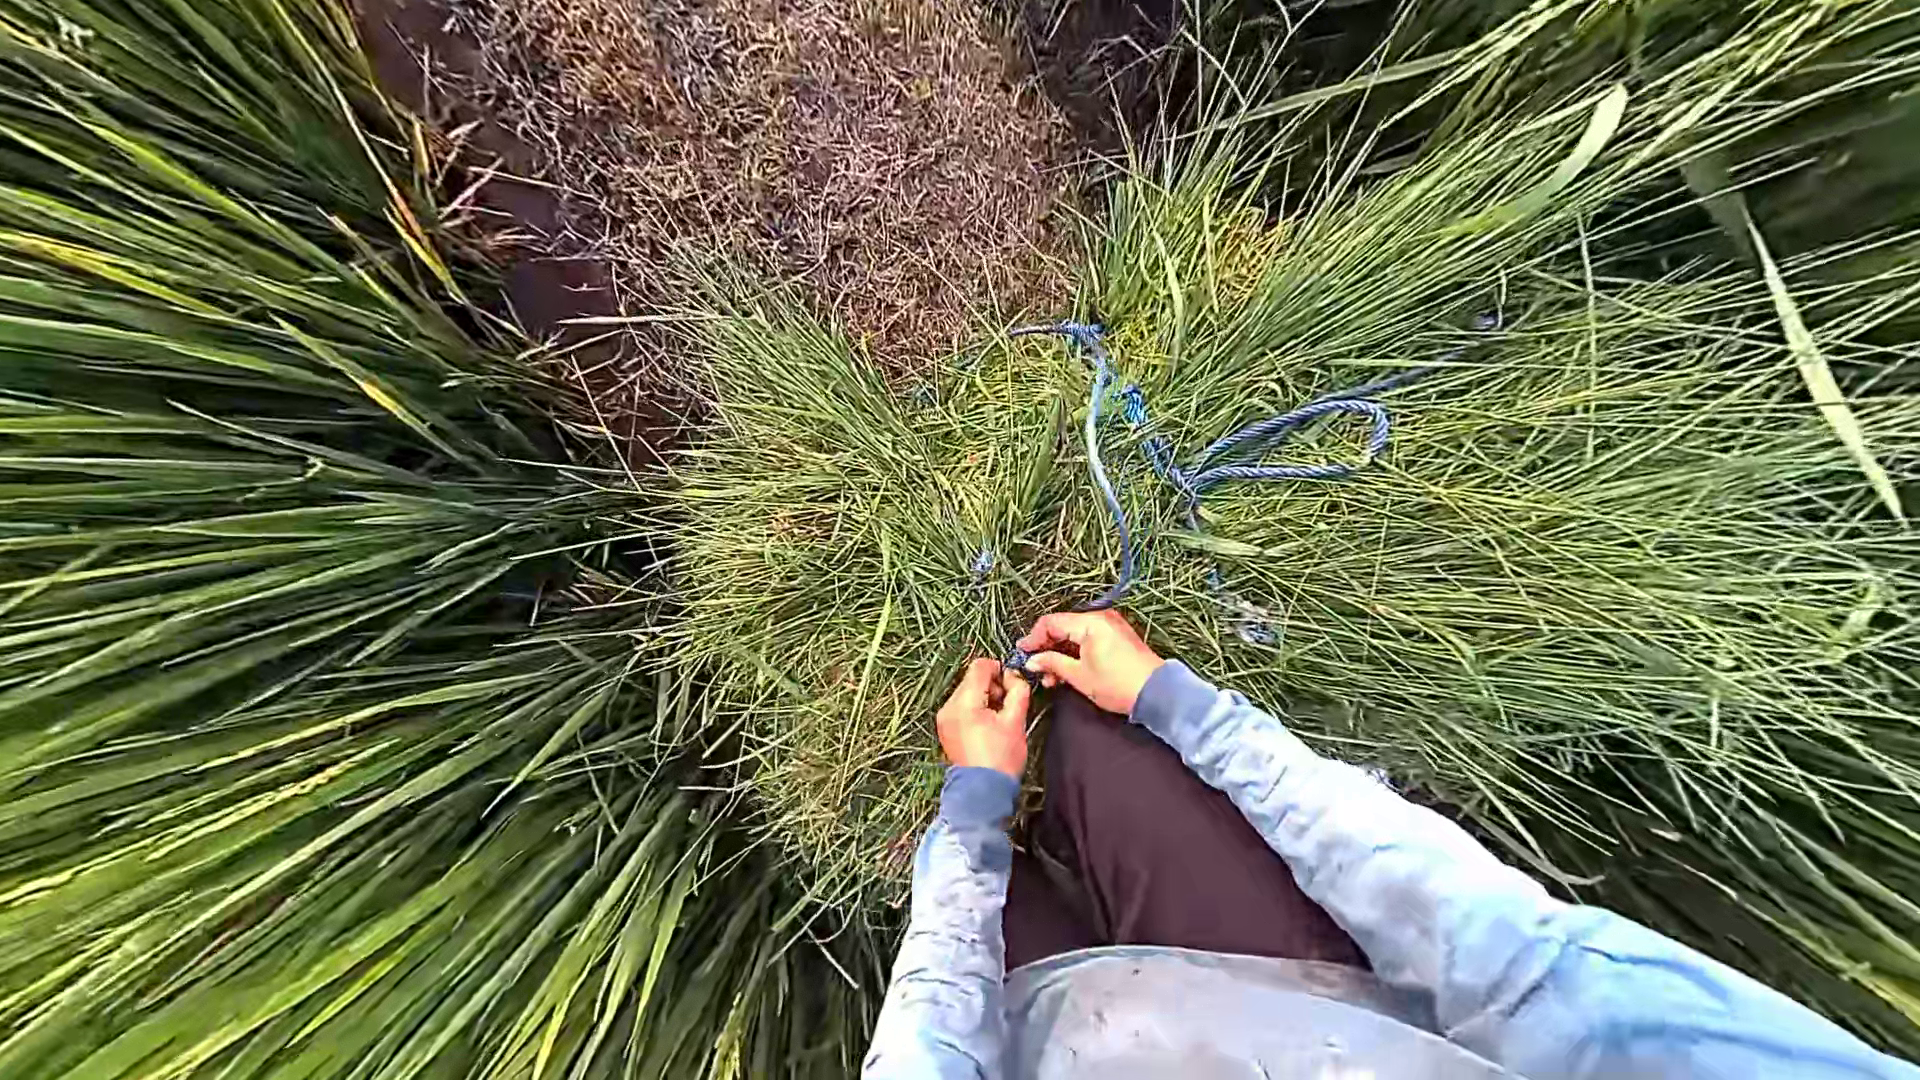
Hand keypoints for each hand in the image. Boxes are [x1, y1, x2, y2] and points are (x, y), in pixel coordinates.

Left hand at [936, 658, 1031, 778]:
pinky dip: (975, 709)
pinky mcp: (946, 728)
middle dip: (992, 687)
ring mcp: (945, 718)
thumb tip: (1014, 676)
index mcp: (964, 703)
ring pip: (967, 692)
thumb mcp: (1016, 721)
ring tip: (997, 720)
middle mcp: (949, 707)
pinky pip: (961, 707)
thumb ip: (1017, 690)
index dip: (999, 670)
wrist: (983, 793)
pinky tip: (987, 727)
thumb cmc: (1000, 761)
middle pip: (972, 678)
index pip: (980, 666)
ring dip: (984, 698)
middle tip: (1006, 706)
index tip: (1011, 684)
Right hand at [1015, 609, 1164, 714]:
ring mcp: (1110, 626)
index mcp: (1090, 622)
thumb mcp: (1079, 675)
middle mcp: (1100, 618)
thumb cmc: (1119, 684)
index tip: (1022, 653)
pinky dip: (1075, 651)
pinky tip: (1068, 669)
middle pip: (1062, 627)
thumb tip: (1033, 660)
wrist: (1157, 694)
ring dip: (1060, 652)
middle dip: (1046, 648)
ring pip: (1074, 634)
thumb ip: (1052, 663)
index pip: (1051, 622)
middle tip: (1036, 668)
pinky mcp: (1116, 636)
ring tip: (1052, 676)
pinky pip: (1087, 638)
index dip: (1033, 638)